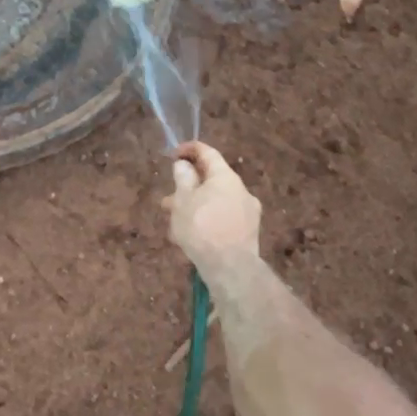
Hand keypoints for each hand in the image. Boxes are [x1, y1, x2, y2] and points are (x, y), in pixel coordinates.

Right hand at [162, 142, 260, 269]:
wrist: (229, 265)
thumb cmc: (201, 227)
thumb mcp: (182, 201)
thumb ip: (183, 179)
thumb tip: (184, 164)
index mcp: (225, 177)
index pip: (208, 153)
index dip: (190, 149)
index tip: (174, 153)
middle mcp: (240, 190)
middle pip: (212, 180)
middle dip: (189, 186)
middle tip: (168, 197)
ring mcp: (248, 211)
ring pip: (216, 200)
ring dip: (196, 205)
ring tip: (175, 220)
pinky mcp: (248, 230)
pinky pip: (222, 217)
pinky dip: (207, 219)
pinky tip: (192, 234)